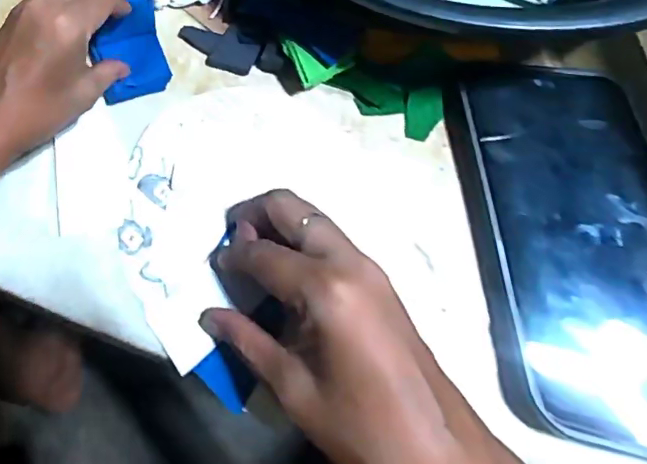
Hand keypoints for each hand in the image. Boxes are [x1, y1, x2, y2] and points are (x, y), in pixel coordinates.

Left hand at [0, 0, 129, 161]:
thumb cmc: (38, 110)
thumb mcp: (82, 95)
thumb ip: (106, 72)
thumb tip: (122, 65)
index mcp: (69, 23)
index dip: (120, 6)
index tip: (127, 16)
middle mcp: (48, 5)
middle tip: (111, 7)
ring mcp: (27, 7)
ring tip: (90, 15)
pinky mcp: (13, 16)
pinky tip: (66, 24)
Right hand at [202, 190, 512, 463]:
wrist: (436, 446)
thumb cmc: (361, 424)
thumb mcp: (295, 390)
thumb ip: (248, 341)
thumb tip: (209, 315)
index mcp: (324, 288)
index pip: (264, 253)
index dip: (232, 255)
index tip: (214, 262)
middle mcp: (347, 261)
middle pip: (291, 207)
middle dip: (254, 212)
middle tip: (231, 235)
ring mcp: (367, 264)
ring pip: (313, 216)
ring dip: (280, 221)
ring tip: (253, 249)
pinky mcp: (378, 275)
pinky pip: (331, 237)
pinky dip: (302, 237)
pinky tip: (287, 270)